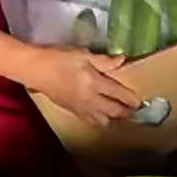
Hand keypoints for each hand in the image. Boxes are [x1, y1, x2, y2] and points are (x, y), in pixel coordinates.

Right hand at [25, 47, 139, 125]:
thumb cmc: (58, 58)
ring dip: (114, 118)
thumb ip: (103, 61)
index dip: (131, 99)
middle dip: (126, 112)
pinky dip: (102, 120)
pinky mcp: (75, 113)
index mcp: (94, 82)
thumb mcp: (82, 54)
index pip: (118, 93)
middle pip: (115, 111)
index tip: (139, 101)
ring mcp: (83, 109)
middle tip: (134, 110)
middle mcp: (92, 99)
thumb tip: (122, 60)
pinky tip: (103, 116)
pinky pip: (93, 122)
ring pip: (105, 120)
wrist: (36, 70)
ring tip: (120, 113)